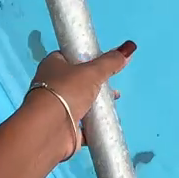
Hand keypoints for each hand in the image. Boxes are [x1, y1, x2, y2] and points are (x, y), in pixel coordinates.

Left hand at [28, 41, 135, 157]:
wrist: (49, 129)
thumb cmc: (67, 91)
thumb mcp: (92, 72)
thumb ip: (110, 62)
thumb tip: (129, 48)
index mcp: (52, 65)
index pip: (70, 56)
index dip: (87, 58)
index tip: (103, 63)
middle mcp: (51, 85)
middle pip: (77, 82)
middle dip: (96, 85)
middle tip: (111, 87)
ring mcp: (56, 108)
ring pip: (80, 104)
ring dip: (96, 106)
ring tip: (112, 104)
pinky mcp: (63, 128)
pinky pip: (82, 126)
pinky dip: (93, 126)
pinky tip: (107, 124)